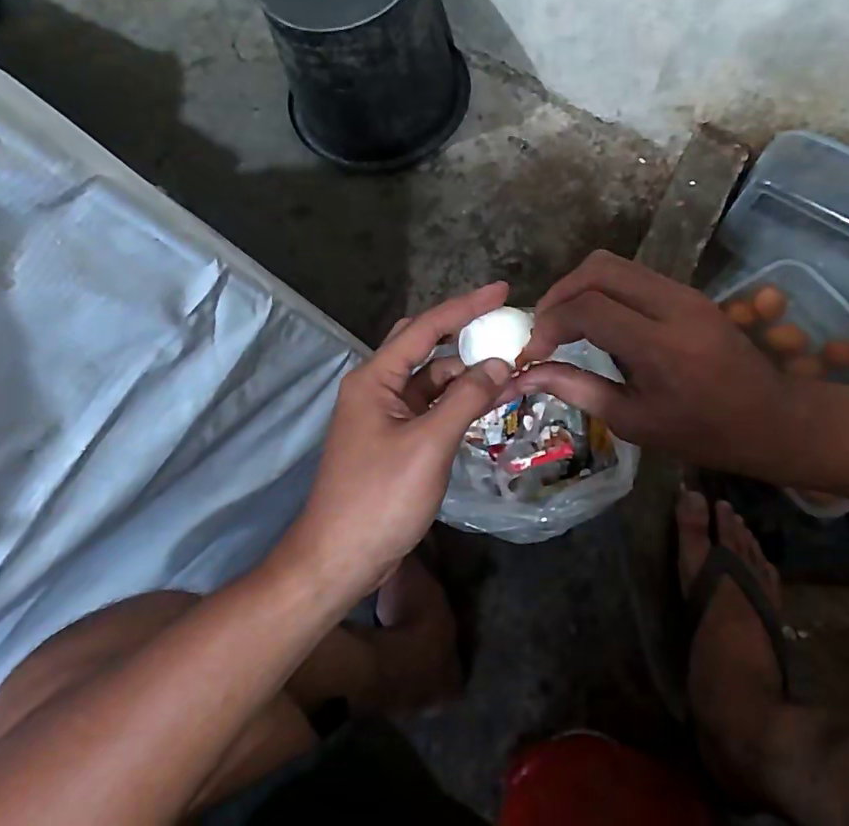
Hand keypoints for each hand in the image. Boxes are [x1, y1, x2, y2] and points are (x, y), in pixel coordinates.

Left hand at [281, 283, 517, 597]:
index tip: (503, 291)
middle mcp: (375, 388)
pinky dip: (456, 403)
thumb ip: (465, 400)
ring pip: (429, 380)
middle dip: (464, 336)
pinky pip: (429, 408)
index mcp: (374, 378)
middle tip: (505, 330)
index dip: (465, 306)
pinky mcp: (393, 439)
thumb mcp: (428, 445)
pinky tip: (486, 404)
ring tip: (509, 372)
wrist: (339, 557)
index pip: (424, 327)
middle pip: (424, 347)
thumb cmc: (379, 497)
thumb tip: (499, 364)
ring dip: (464, 375)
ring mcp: (383, 415)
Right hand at [512, 251, 803, 470]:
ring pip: (613, 264)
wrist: (774, 420)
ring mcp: (683, 293)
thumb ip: (577, 389)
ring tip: (564, 324)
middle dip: (559, 294)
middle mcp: (673, 306)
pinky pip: (631, 275)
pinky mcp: (687, 292)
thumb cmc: (703, 433)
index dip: (549, 325)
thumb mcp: (634, 421)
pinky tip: (595, 322)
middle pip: (598, 269)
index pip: (587, 309)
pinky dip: (601, 290)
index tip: (533, 353)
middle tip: (544, 329)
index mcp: (661, 346)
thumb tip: (528, 375)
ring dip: (578, 288)